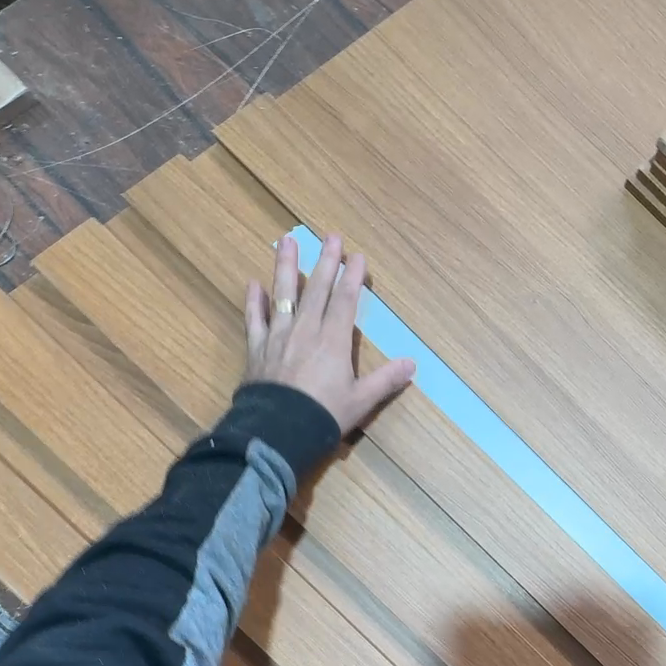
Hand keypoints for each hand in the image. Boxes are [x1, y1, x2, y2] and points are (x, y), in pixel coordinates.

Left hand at [245, 233, 414, 431]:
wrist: (279, 430)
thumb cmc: (325, 415)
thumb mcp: (362, 400)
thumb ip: (386, 380)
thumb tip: (412, 364)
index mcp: (334, 341)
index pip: (345, 301)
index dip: (352, 277)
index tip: (357, 256)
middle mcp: (306, 330)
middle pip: (317, 290)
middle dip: (325, 262)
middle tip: (330, 236)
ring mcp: (279, 337)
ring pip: (284, 295)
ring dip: (285, 267)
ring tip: (286, 241)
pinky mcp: (258, 349)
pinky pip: (255, 320)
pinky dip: (254, 301)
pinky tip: (253, 284)